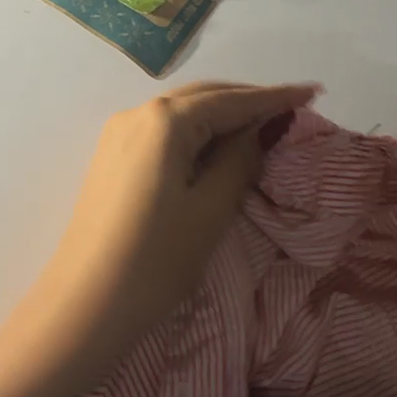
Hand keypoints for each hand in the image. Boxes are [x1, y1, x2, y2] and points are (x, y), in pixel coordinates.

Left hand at [31, 81, 317, 346]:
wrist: (84, 304)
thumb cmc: (155, 260)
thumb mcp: (211, 210)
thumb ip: (241, 159)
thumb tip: (263, 127)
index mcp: (165, 120)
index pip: (231, 100)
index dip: (274, 97)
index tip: (312, 91)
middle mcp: (138, 113)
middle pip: (204, 96)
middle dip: (248, 100)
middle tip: (293, 108)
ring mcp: (119, 133)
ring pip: (182, 110)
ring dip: (222, 114)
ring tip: (263, 125)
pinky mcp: (112, 156)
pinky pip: (164, 129)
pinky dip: (197, 130)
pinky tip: (217, 145)